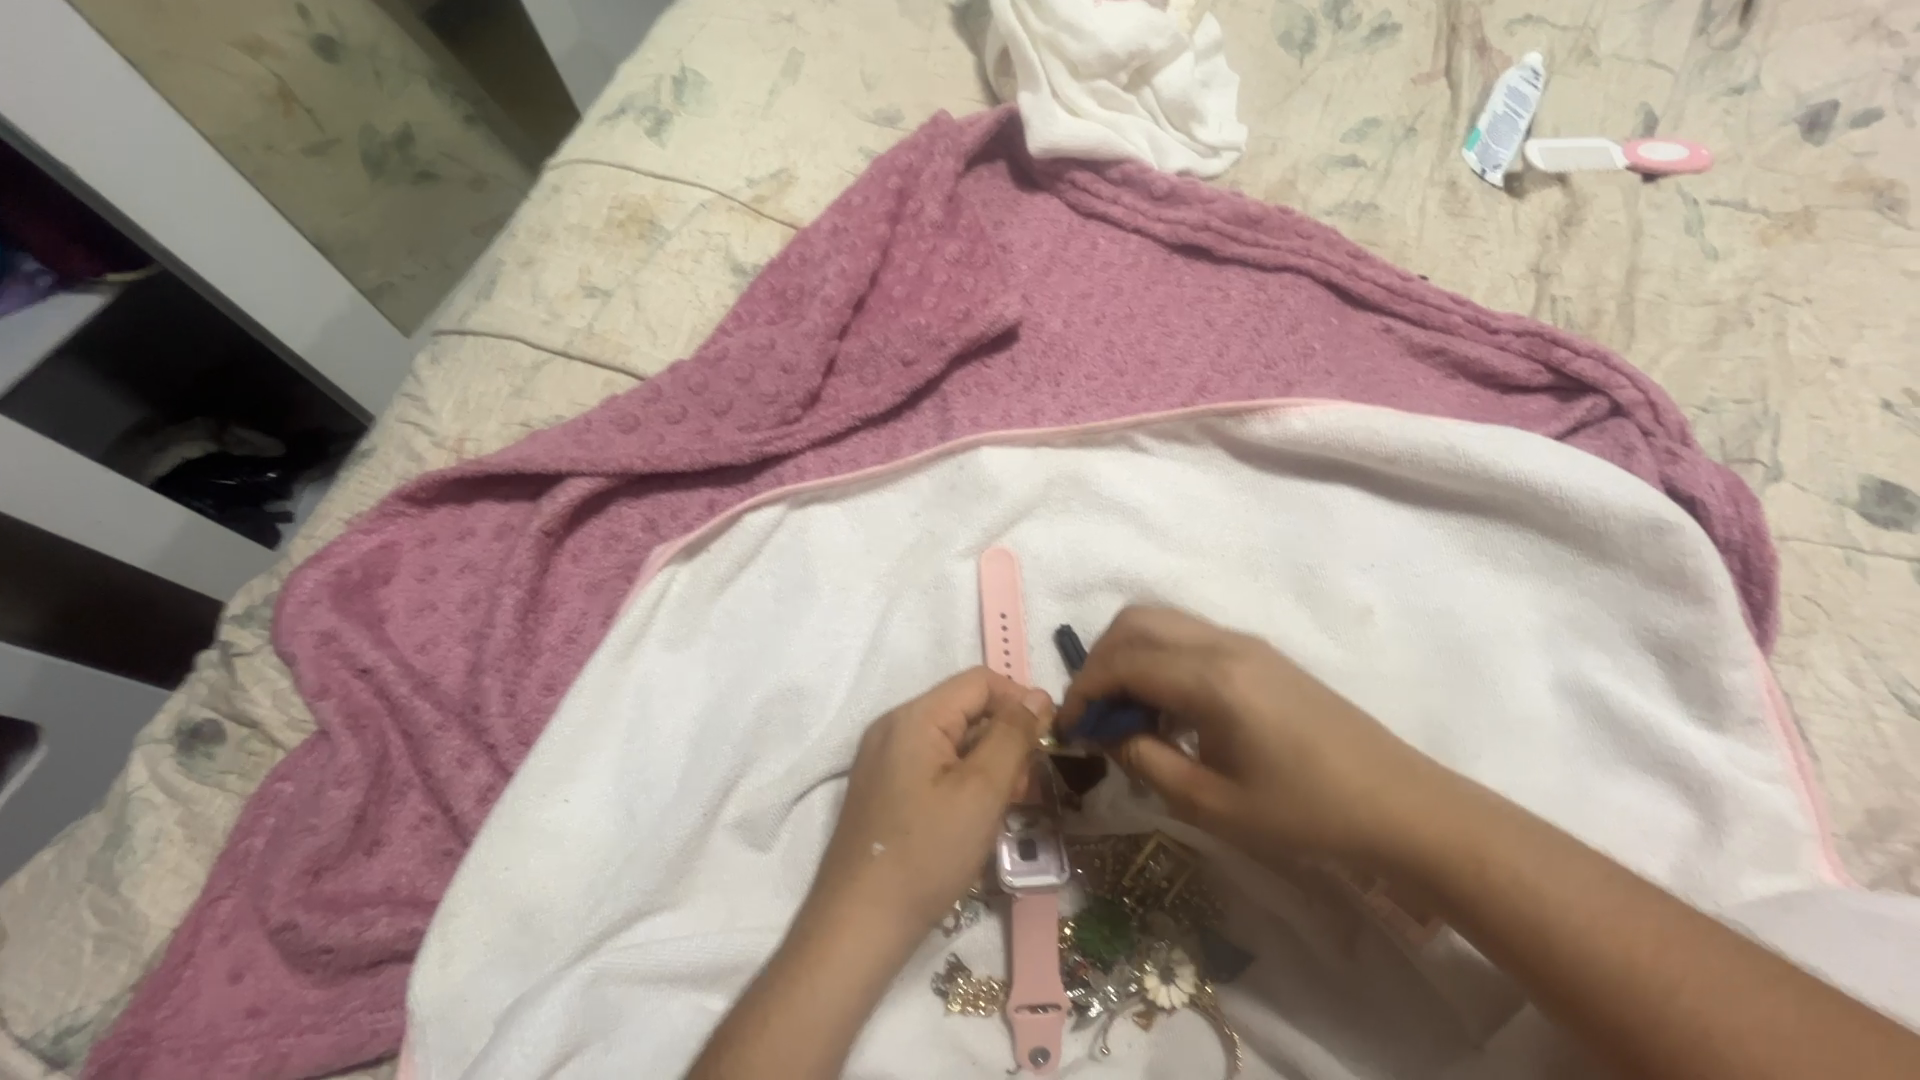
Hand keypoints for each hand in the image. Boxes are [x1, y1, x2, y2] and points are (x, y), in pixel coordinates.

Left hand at [802, 668, 1052, 938]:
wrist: (860, 924)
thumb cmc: (927, 853)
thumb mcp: (982, 791)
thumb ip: (1012, 736)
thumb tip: (1037, 695)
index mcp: (914, 717)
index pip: (979, 682)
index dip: (1020, 702)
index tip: (1047, 743)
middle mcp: (894, 728)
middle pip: (965, 710)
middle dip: (1005, 739)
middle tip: (1027, 787)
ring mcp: (884, 760)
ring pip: (953, 742)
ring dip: (989, 765)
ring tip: (1009, 807)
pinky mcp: (884, 790)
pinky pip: (934, 767)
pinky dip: (964, 782)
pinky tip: (980, 818)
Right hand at [1060, 606, 1442, 866]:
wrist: (1399, 805)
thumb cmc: (1304, 814)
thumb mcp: (1210, 803)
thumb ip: (1144, 761)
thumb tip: (1105, 734)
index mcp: (1212, 679)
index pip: (1121, 662)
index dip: (1082, 692)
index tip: (1067, 729)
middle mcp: (1224, 644)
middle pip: (1135, 622)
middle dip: (1099, 663)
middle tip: (1093, 717)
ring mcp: (1246, 644)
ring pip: (1162, 623)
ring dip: (1129, 657)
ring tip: (1126, 716)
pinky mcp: (1261, 655)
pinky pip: (1190, 638)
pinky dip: (1159, 660)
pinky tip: (1168, 712)